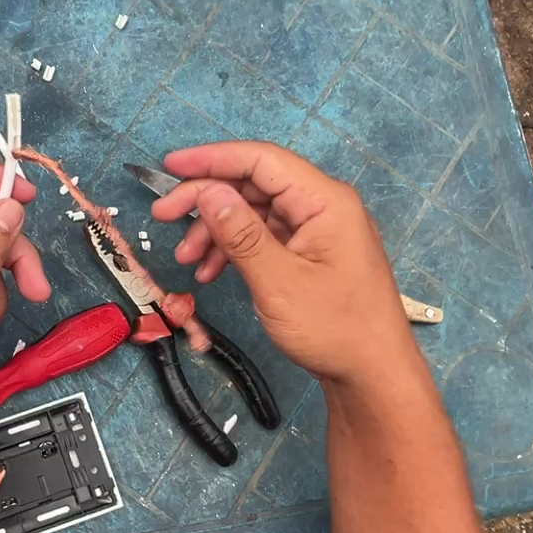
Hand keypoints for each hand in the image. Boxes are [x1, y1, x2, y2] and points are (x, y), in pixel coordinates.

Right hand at [149, 141, 415, 388]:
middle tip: (162, 217)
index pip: (261, 161)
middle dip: (205, 200)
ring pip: (251, 212)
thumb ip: (241, 234)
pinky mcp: (306, 252)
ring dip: (213, 231)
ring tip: (187, 259)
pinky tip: (210, 272)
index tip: (169, 166)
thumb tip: (208, 193)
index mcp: (323, 202)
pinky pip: (260, 237)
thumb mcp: (279, 281)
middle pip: (252, 185)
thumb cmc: (334, 328)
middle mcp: (320, 206)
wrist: (370, 373)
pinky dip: (231, 250)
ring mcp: (313, 230)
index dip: (211, 159)